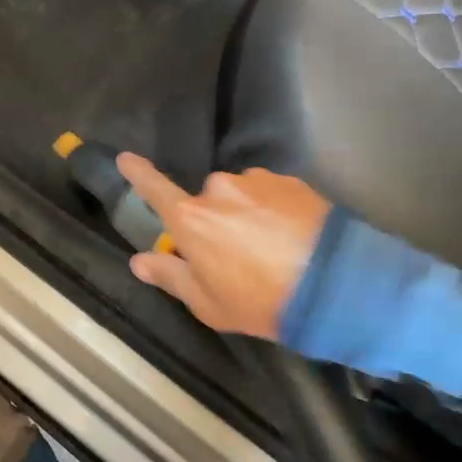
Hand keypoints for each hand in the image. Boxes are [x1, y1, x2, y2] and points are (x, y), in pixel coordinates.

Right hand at [117, 154, 330, 339]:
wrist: (336, 286)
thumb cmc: (262, 301)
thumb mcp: (208, 303)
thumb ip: (171, 276)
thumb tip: (139, 260)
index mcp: (192, 218)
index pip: (154, 188)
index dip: (137, 173)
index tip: (125, 158)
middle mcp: (219, 189)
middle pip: (205, 202)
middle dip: (214, 221)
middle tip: (235, 256)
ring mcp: (258, 181)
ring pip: (240, 196)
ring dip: (247, 214)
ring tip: (272, 250)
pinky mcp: (292, 182)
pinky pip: (270, 194)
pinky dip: (274, 211)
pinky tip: (292, 239)